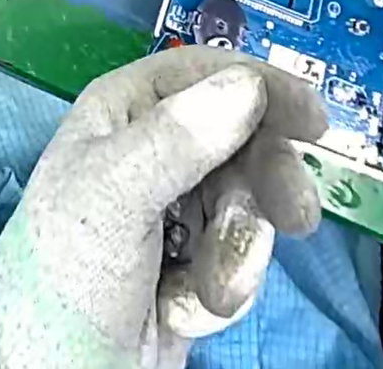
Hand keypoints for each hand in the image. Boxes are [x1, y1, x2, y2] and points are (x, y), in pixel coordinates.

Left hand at [0, 46, 327, 368]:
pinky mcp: (193, 257)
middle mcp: (155, 144)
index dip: (261, 87)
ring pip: (246, 201)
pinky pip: (238, 253)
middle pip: (240, 138)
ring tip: (210, 290)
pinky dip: (221, 286)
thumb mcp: (114, 194)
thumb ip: (176, 138)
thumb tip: (246, 85)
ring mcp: (176, 202)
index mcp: (129, 107)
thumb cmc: (70, 271)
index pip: (206, 73)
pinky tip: (181, 308)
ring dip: (237, 251)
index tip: (312, 118)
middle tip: (297, 216)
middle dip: (264, 182)